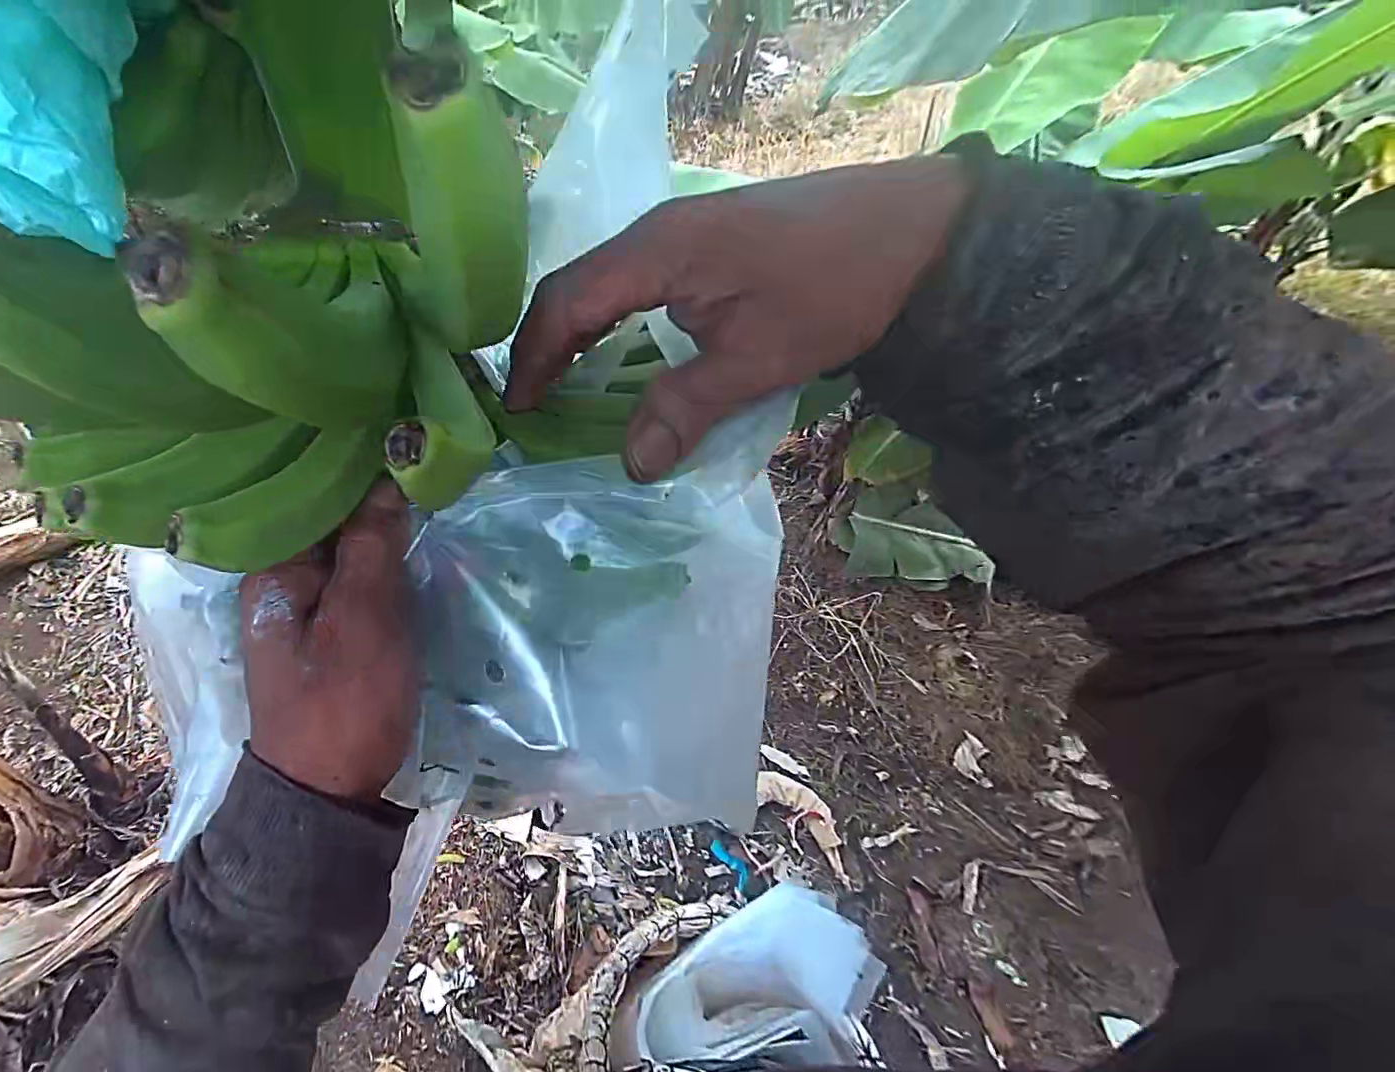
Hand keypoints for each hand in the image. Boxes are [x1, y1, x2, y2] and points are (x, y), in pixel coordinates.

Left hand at [241, 481, 417, 801]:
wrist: (327, 795)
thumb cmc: (343, 703)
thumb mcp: (363, 619)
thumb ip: (372, 546)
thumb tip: (387, 480)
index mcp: (274, 570)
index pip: (314, 496)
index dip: (359, 472)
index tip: (406, 451)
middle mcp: (280, 581)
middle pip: (330, 524)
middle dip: (375, 502)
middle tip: (424, 474)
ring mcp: (303, 608)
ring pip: (345, 552)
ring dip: (382, 534)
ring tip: (424, 500)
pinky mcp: (326, 632)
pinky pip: (354, 583)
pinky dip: (381, 566)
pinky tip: (409, 552)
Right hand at [505, 157, 971, 481]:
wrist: (924, 232)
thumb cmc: (836, 290)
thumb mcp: (757, 359)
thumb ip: (684, 409)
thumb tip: (631, 467)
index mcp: (657, 252)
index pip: (566, 303)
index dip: (533, 358)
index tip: (519, 407)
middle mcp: (655, 233)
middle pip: (572, 287)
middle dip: (542, 346)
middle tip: (531, 400)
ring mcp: (677, 232)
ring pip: (597, 283)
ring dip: (571, 333)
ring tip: (559, 383)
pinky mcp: (699, 241)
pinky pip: (627, 283)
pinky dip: (605, 323)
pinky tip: (612, 353)